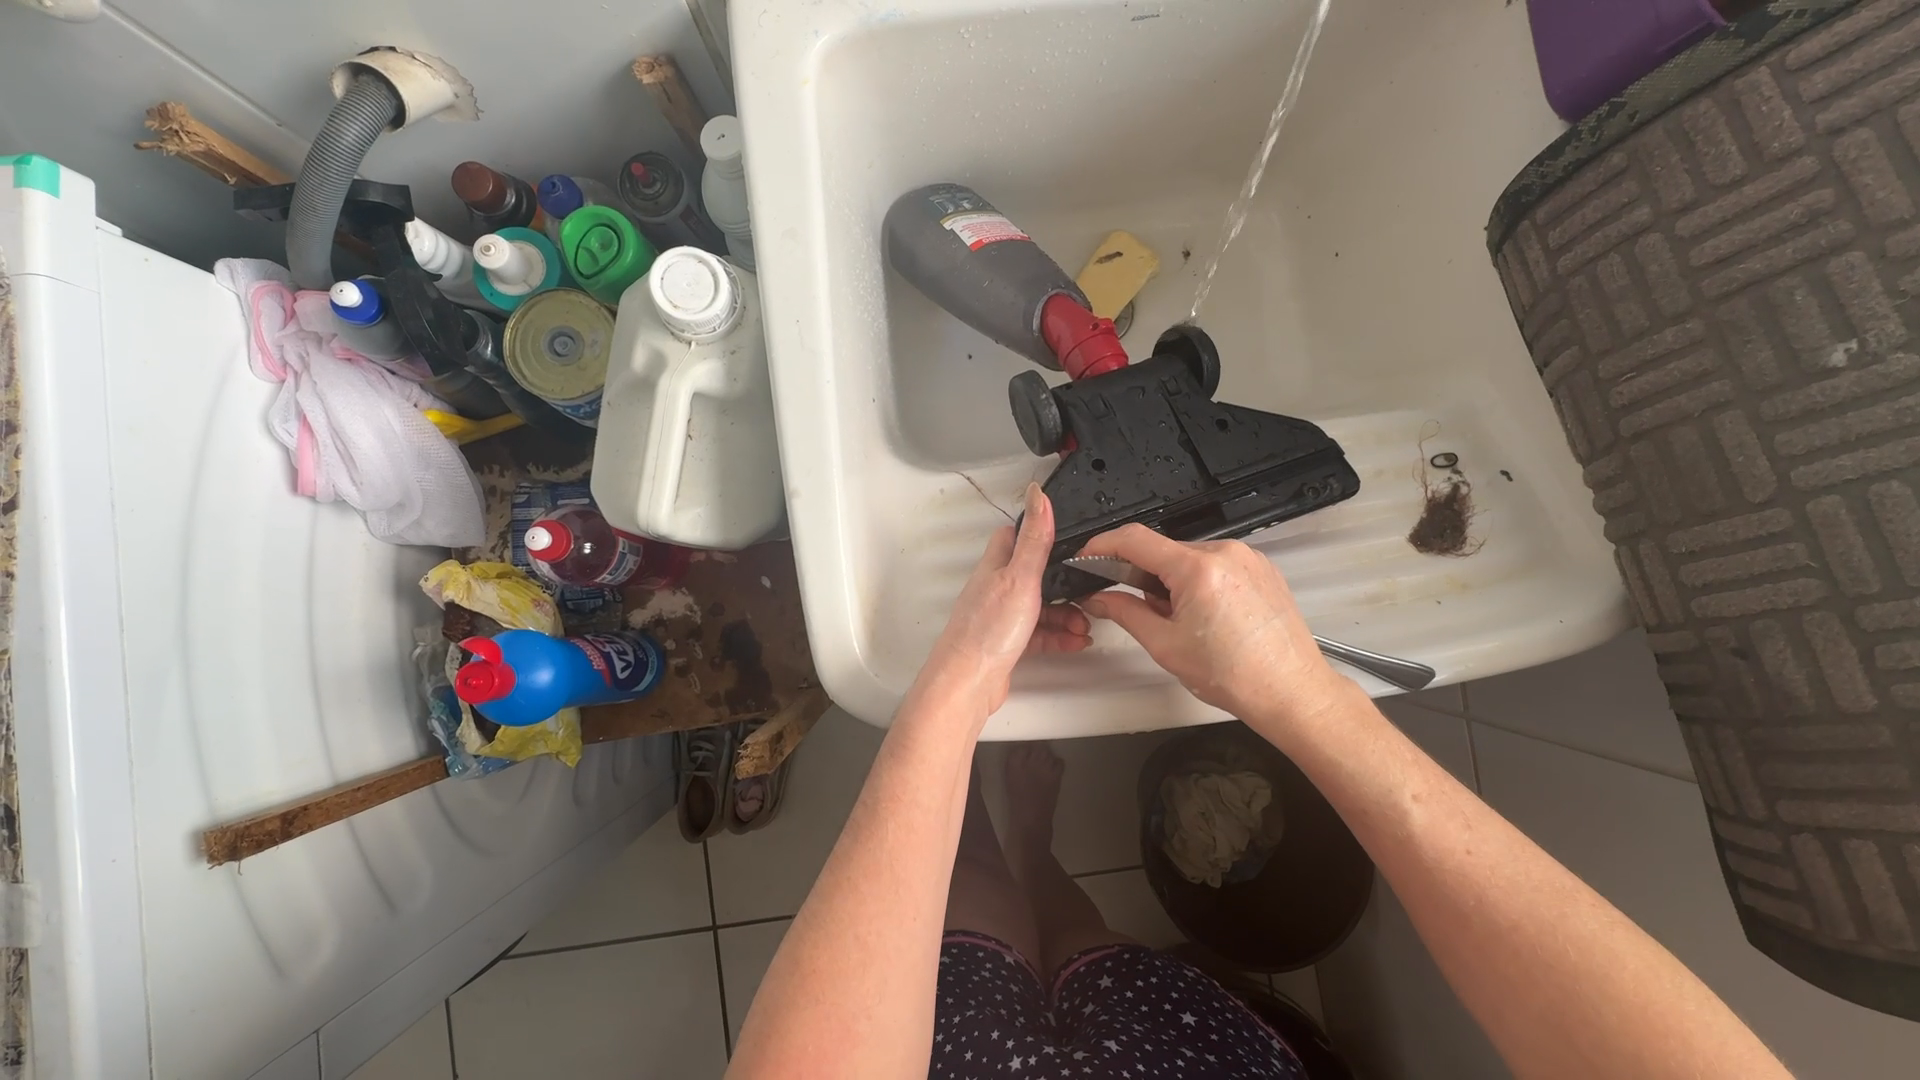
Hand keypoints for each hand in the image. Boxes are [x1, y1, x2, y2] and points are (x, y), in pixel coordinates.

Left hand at [925, 484, 1092, 711]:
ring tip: (1085, 625)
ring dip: (1066, 614)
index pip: (1013, 537)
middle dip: (1064, 584)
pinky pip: (1039, 635)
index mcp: (996, 567)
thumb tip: (1036, 495)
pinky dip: (1059, 636)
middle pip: (1034, 575)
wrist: (969, 683)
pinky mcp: (1007, 644)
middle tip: (1086, 592)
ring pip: (1040, 608)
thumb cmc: (986, 631)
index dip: (1037, 531)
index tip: (1062, 532)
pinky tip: (1076, 642)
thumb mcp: (1020, 578)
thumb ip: (1034, 538)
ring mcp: (1000, 618)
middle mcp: (996, 589)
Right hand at [1076, 525, 1344, 726]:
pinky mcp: (1261, 567)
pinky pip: (1216, 563)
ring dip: (1171, 579)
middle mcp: (1225, 553)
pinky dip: (1198, 581)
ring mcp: (1247, 557)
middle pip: (1163, 549)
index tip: (1087, 557)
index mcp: (1198, 569)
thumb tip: (1099, 598)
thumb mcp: (1165, 645)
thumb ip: (1125, 613)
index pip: (1135, 539)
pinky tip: (1205, 615)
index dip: (1103, 545)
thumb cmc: (1236, 675)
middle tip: (1136, 608)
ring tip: (1180, 620)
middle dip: (1141, 573)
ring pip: (1189, 557)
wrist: (1292, 691)